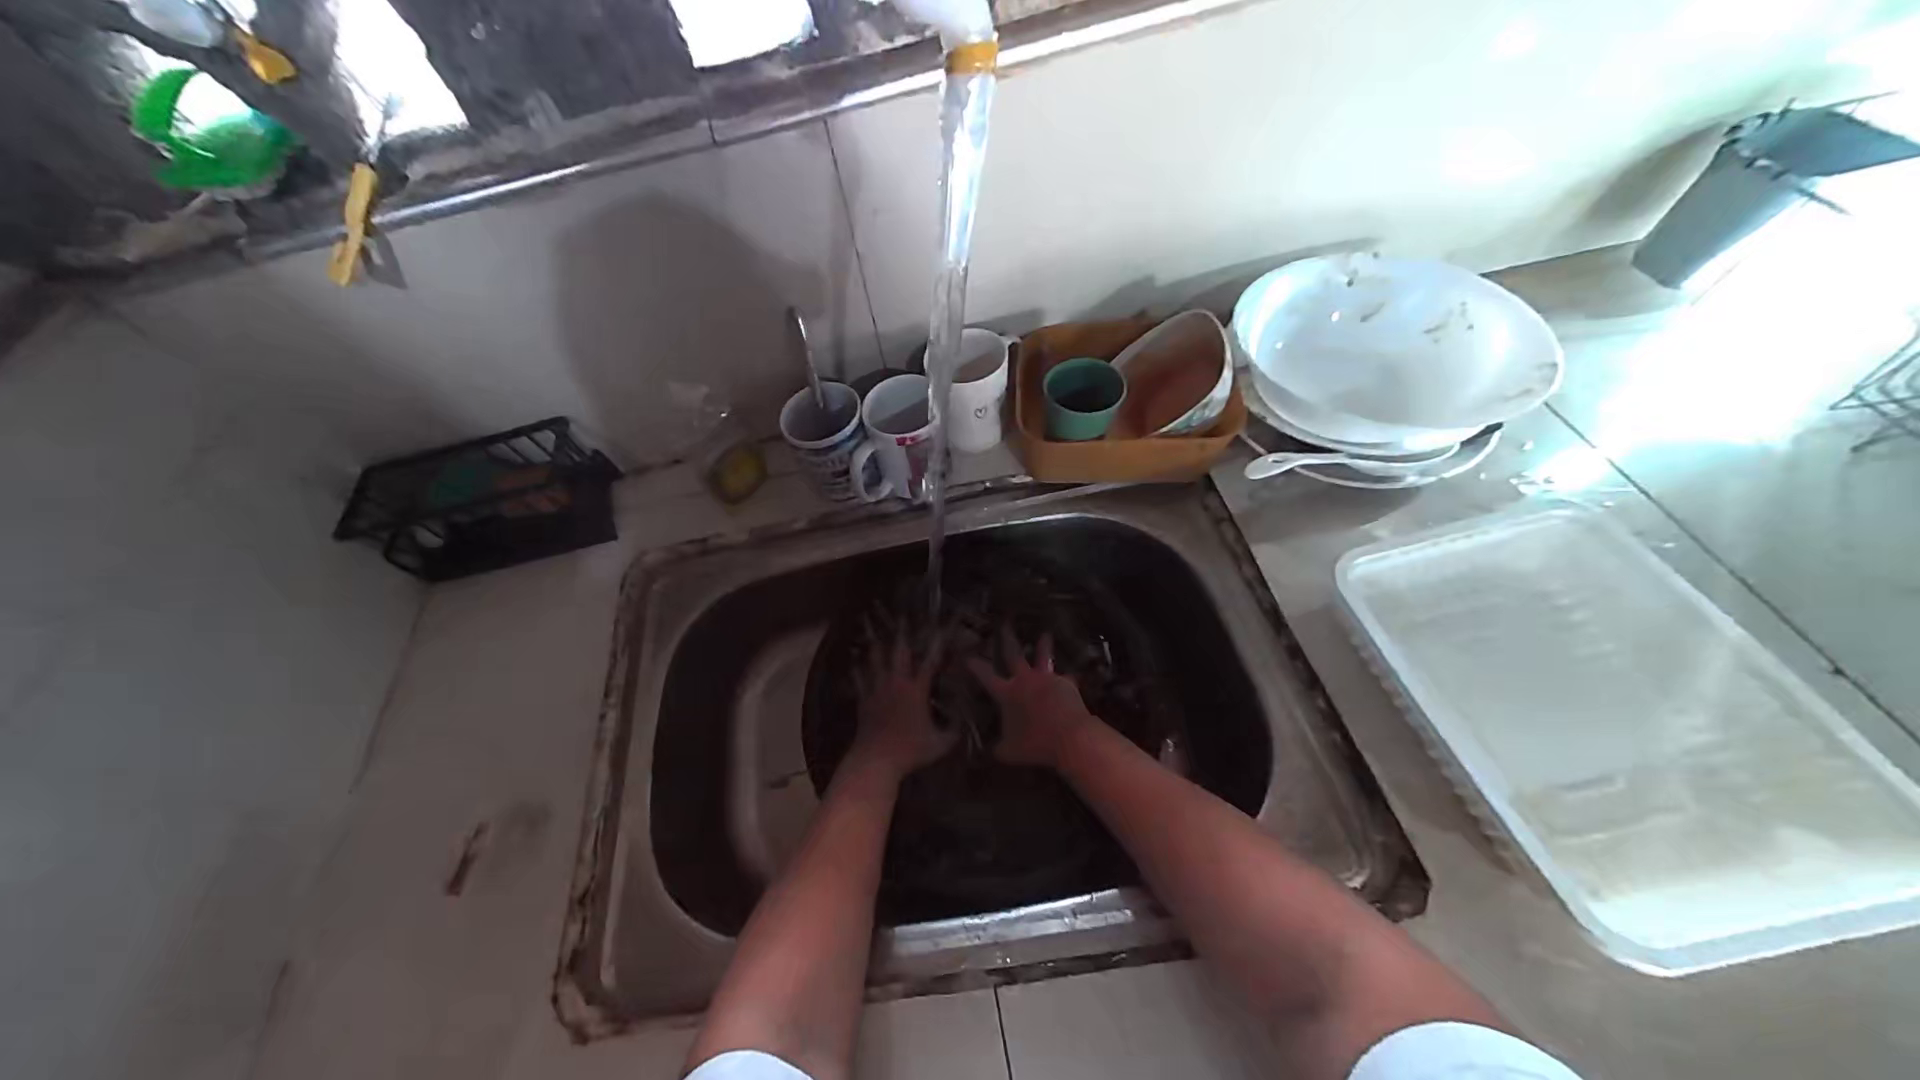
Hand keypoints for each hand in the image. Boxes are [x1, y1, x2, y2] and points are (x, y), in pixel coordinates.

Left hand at [848, 629, 953, 780]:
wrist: (876, 760)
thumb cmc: (910, 751)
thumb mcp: (941, 744)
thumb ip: (954, 731)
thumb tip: (965, 723)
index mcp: (917, 690)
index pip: (929, 662)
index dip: (937, 644)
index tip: (942, 628)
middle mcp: (896, 683)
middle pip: (899, 652)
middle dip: (902, 633)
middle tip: (903, 616)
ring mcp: (877, 690)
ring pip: (876, 660)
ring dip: (876, 643)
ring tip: (872, 626)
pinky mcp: (863, 700)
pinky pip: (859, 678)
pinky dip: (858, 666)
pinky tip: (854, 657)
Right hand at [967, 628, 1100, 768]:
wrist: (1070, 737)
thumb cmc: (1035, 743)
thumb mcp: (1010, 751)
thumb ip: (1000, 748)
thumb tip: (992, 751)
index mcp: (1007, 693)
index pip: (985, 674)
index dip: (975, 664)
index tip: (967, 654)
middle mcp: (1025, 680)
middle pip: (1014, 653)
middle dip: (1007, 637)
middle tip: (1005, 623)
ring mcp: (1047, 679)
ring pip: (1043, 657)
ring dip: (1043, 645)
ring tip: (1046, 634)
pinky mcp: (1067, 684)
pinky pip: (1066, 678)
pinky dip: (1066, 678)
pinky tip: (1070, 678)